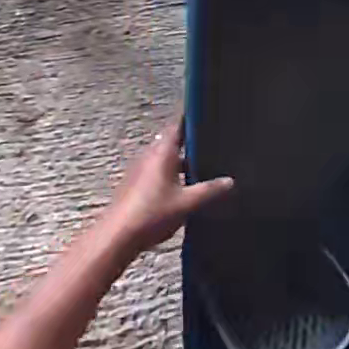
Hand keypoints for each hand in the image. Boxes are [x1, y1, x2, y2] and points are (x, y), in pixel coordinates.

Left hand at [104, 116, 233, 252]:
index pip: (177, 125)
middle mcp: (148, 155)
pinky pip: (155, 171)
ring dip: (178, 161)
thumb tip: (230, 181)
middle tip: (208, 144)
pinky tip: (180, 189)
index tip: (203, 113)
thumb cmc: (152, 213)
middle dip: (187, 142)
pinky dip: (169, 174)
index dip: (190, 118)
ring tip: (199, 169)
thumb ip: (210, 190)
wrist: (118, 236)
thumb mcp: (187, 202)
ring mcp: (139, 169)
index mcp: (162, 152)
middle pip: (170, 141)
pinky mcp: (134, 184)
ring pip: (163, 158)